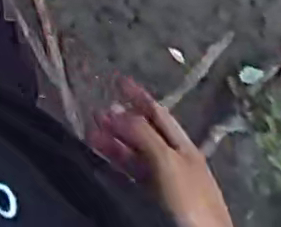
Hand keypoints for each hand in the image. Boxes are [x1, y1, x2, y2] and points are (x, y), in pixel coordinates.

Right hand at [89, 76, 235, 226]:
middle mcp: (174, 159)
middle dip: (120, 120)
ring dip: (114, 142)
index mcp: (183, 145)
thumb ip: (142, 133)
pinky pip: (133, 174)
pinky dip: (118, 163)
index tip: (117, 79)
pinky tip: (105, 159)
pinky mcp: (157, 201)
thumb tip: (116, 109)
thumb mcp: (166, 160)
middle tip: (96, 113)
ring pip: (136, 154)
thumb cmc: (188, 198)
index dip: (138, 95)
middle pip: (144, 133)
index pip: (157, 112)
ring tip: (91, 134)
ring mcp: (166, 181)